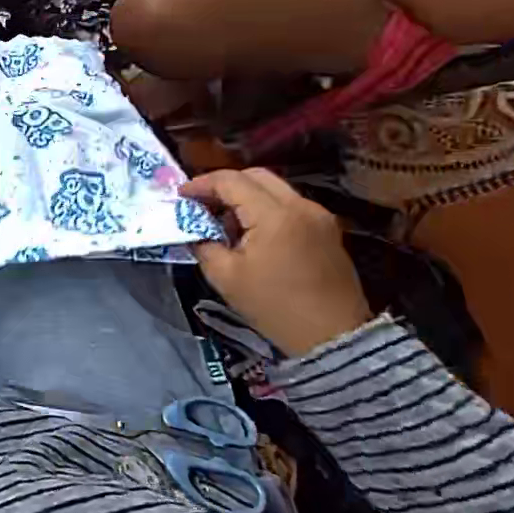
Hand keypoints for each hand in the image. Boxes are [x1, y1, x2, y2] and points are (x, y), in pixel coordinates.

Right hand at [182, 169, 373, 355]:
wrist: (333, 336)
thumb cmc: (274, 307)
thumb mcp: (225, 278)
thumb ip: (203, 244)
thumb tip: (194, 227)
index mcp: (274, 215)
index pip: (231, 181)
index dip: (201, 184)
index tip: (180, 196)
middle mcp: (300, 205)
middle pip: (255, 176)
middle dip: (224, 185)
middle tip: (201, 203)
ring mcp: (318, 214)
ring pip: (274, 188)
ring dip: (245, 195)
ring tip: (224, 220)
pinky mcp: (326, 227)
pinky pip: (289, 204)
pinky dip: (265, 207)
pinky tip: (251, 232)